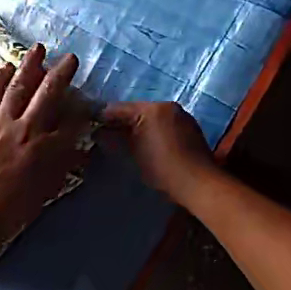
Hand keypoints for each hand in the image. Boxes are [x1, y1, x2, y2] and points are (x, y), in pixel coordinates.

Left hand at [0, 45, 90, 236]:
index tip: (85, 101)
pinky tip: (5, 67)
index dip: (81, 109)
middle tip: (71, 58)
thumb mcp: (47, 191)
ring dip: (30, 66)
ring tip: (38, 48)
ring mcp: (1, 124)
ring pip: (19, 88)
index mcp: (49, 149)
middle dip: (62, 74)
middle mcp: (28, 130)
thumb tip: (79, 151)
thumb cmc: (13, 211)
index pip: (72, 121)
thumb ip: (63, 167)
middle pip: (49, 94)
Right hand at [102, 101, 216, 200]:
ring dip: (139, 126)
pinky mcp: (190, 127)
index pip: (119, 108)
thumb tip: (99, 133)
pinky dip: (154, 130)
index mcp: (152, 108)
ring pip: (152, 117)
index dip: (103, 117)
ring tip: (126, 142)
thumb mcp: (134, 154)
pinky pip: (165, 123)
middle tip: (106, 135)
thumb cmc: (162, 168)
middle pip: (137, 110)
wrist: (199, 183)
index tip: (91, 126)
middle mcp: (167, 106)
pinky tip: (148, 145)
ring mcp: (181, 116)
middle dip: (122, 122)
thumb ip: (115, 139)